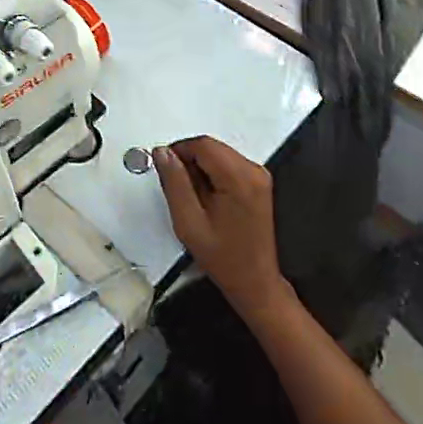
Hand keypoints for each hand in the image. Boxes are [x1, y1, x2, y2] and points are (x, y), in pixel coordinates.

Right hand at [153, 136, 292, 319]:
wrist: (253, 278)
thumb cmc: (225, 257)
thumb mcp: (189, 222)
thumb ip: (174, 183)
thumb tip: (164, 155)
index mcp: (240, 179)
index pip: (204, 145)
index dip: (179, 149)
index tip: (164, 163)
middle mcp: (254, 172)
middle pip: (213, 148)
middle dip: (190, 161)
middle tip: (178, 188)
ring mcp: (259, 176)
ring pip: (220, 155)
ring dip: (201, 168)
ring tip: (195, 199)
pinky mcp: (258, 182)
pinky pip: (229, 165)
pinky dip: (213, 175)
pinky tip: (208, 199)